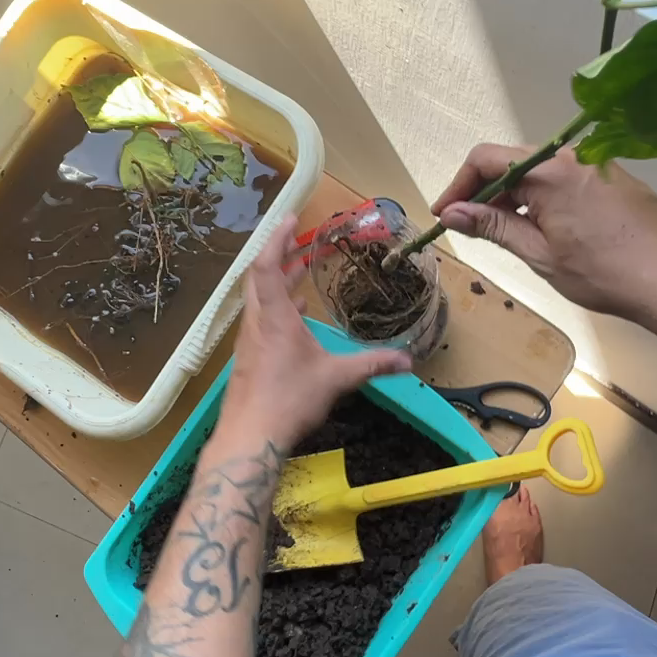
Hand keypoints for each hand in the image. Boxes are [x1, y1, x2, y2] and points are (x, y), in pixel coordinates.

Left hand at [217, 223, 410, 449]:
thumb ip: (372, 365)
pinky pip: (261, 318)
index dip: (276, 239)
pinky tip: (295, 315)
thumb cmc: (288, 400)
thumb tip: (407, 361)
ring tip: (300, 270)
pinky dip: (276, 305)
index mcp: (274, 316)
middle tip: (298, 239)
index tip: (289, 220)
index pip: (268, 265)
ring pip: (259, 298)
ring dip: (278, 280)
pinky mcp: (249, 357)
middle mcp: (257, 322)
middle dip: (279, 254)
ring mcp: (249, 340)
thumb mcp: (336, 378)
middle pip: (260, 276)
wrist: (251, 436)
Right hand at [431, 144, 656, 333]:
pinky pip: (559, 180)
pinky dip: (538, 200)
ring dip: (510, 198)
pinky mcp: (610, 179)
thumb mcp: (539, 253)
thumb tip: (452, 213)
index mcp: (549, 170)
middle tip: (467, 229)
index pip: (484, 159)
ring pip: (535, 173)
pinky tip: (539, 230)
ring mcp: (594, 165)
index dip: (457, 187)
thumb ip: (493, 227)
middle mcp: (570, 157)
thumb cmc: (607, 272)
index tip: (444, 217)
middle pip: (509, 162)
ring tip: (500, 235)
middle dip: (482, 193)